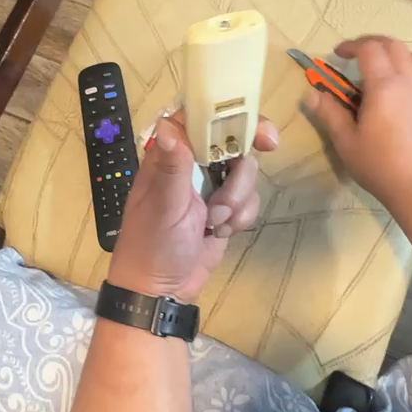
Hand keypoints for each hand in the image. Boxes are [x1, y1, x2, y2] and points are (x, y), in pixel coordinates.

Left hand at [107, 112, 278, 301]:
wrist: (161, 293)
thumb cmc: (151, 246)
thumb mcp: (163, 207)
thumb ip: (172, 167)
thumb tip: (168, 125)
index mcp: (169, 156)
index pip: (201, 119)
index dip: (232, 118)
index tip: (259, 133)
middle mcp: (191, 165)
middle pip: (234, 144)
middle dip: (240, 172)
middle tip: (232, 196)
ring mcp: (210, 187)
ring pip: (245, 174)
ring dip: (238, 201)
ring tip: (215, 222)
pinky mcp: (226, 209)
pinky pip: (249, 201)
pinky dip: (242, 217)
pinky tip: (221, 232)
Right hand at [302, 35, 411, 214]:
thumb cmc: (380, 166)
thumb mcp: (346, 142)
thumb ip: (329, 113)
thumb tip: (311, 94)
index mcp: (385, 86)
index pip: (369, 49)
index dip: (351, 46)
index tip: (338, 54)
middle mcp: (410, 81)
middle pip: (394, 46)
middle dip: (373, 44)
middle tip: (357, 55)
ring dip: (396, 55)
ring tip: (383, 68)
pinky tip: (405, 91)